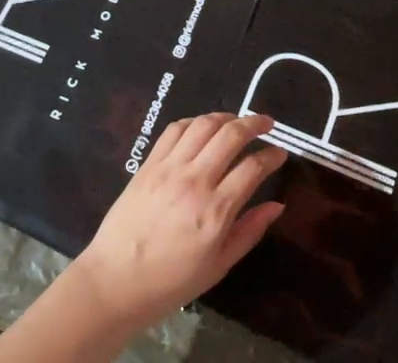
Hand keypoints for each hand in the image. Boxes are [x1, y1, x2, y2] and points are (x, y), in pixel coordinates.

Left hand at [69, 113, 287, 330]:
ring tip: (237, 120)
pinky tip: (202, 126)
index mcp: (217, 210)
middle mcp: (195, 181)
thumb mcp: (219, 265)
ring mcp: (170, 168)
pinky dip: (193, 122)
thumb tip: (277, 205)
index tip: (280, 153)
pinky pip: (174, 130)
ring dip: (225, 116)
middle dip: (254, 124)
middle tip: (267, 124)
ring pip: (203, 125)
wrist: (117, 279)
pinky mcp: (149, 163)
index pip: (253, 168)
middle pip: (230, 135)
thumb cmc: (172, 281)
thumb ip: (249, 231)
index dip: (271, 156)